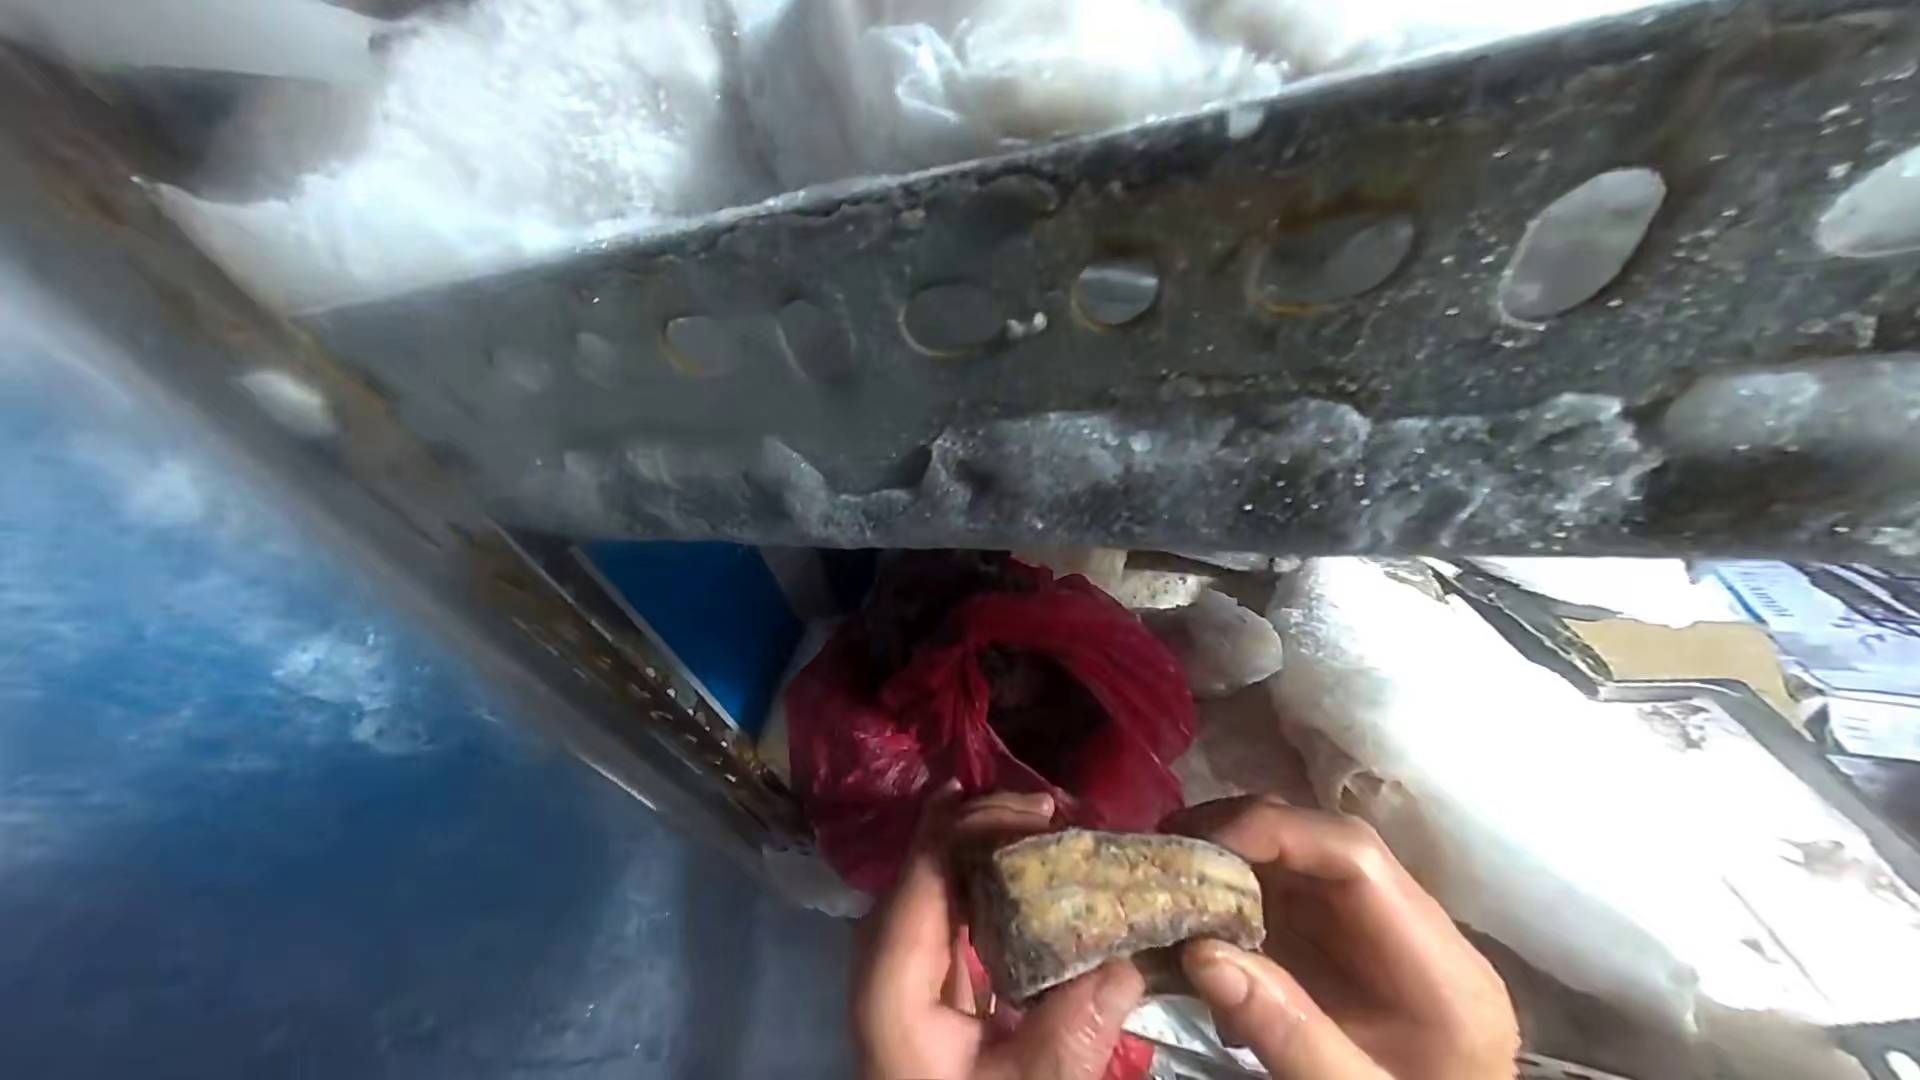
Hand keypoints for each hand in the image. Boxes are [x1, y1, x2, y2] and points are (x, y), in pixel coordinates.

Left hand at [853, 785, 1146, 1079]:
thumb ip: (1065, 1040)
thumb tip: (1125, 967)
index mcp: (893, 961)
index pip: (931, 855)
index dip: (983, 819)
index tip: (1045, 815)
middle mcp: (889, 932)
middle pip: (938, 847)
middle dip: (998, 821)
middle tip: (1060, 815)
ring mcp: (905, 936)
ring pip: (948, 860)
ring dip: (999, 839)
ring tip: (1055, 830)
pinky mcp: (926, 947)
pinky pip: (958, 887)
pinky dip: (997, 869)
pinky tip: (1037, 868)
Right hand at [1165, 797, 1518, 1079]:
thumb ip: (1290, 1038)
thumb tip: (1198, 951)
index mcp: (1440, 966)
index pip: (1354, 853)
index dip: (1270, 830)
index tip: (1197, 847)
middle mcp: (1405, 922)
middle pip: (1315, 837)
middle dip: (1234, 832)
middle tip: (1167, 853)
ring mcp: (1364, 923)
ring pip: (1289, 847)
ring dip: (1224, 848)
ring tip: (1170, 871)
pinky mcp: (1332, 931)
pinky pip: (1275, 879)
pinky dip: (1227, 879)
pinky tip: (1192, 901)